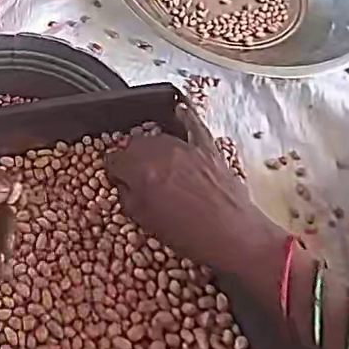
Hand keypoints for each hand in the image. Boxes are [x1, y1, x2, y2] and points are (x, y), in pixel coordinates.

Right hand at [104, 105, 287, 293]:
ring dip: (151, 148)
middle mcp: (159, 153)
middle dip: (131, 159)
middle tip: (137, 176)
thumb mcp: (145, 220)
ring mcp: (185, 148)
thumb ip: (127, 195)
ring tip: (155, 164)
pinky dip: (185, 117)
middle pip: (133, 145)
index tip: (117, 178)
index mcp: (139, 171)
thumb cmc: (189, 235)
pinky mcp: (207, 149)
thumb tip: (124, 183)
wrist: (235, 238)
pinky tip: (179, 110)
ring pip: (157, 137)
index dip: (113, 171)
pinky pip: (193, 125)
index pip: (113, 160)